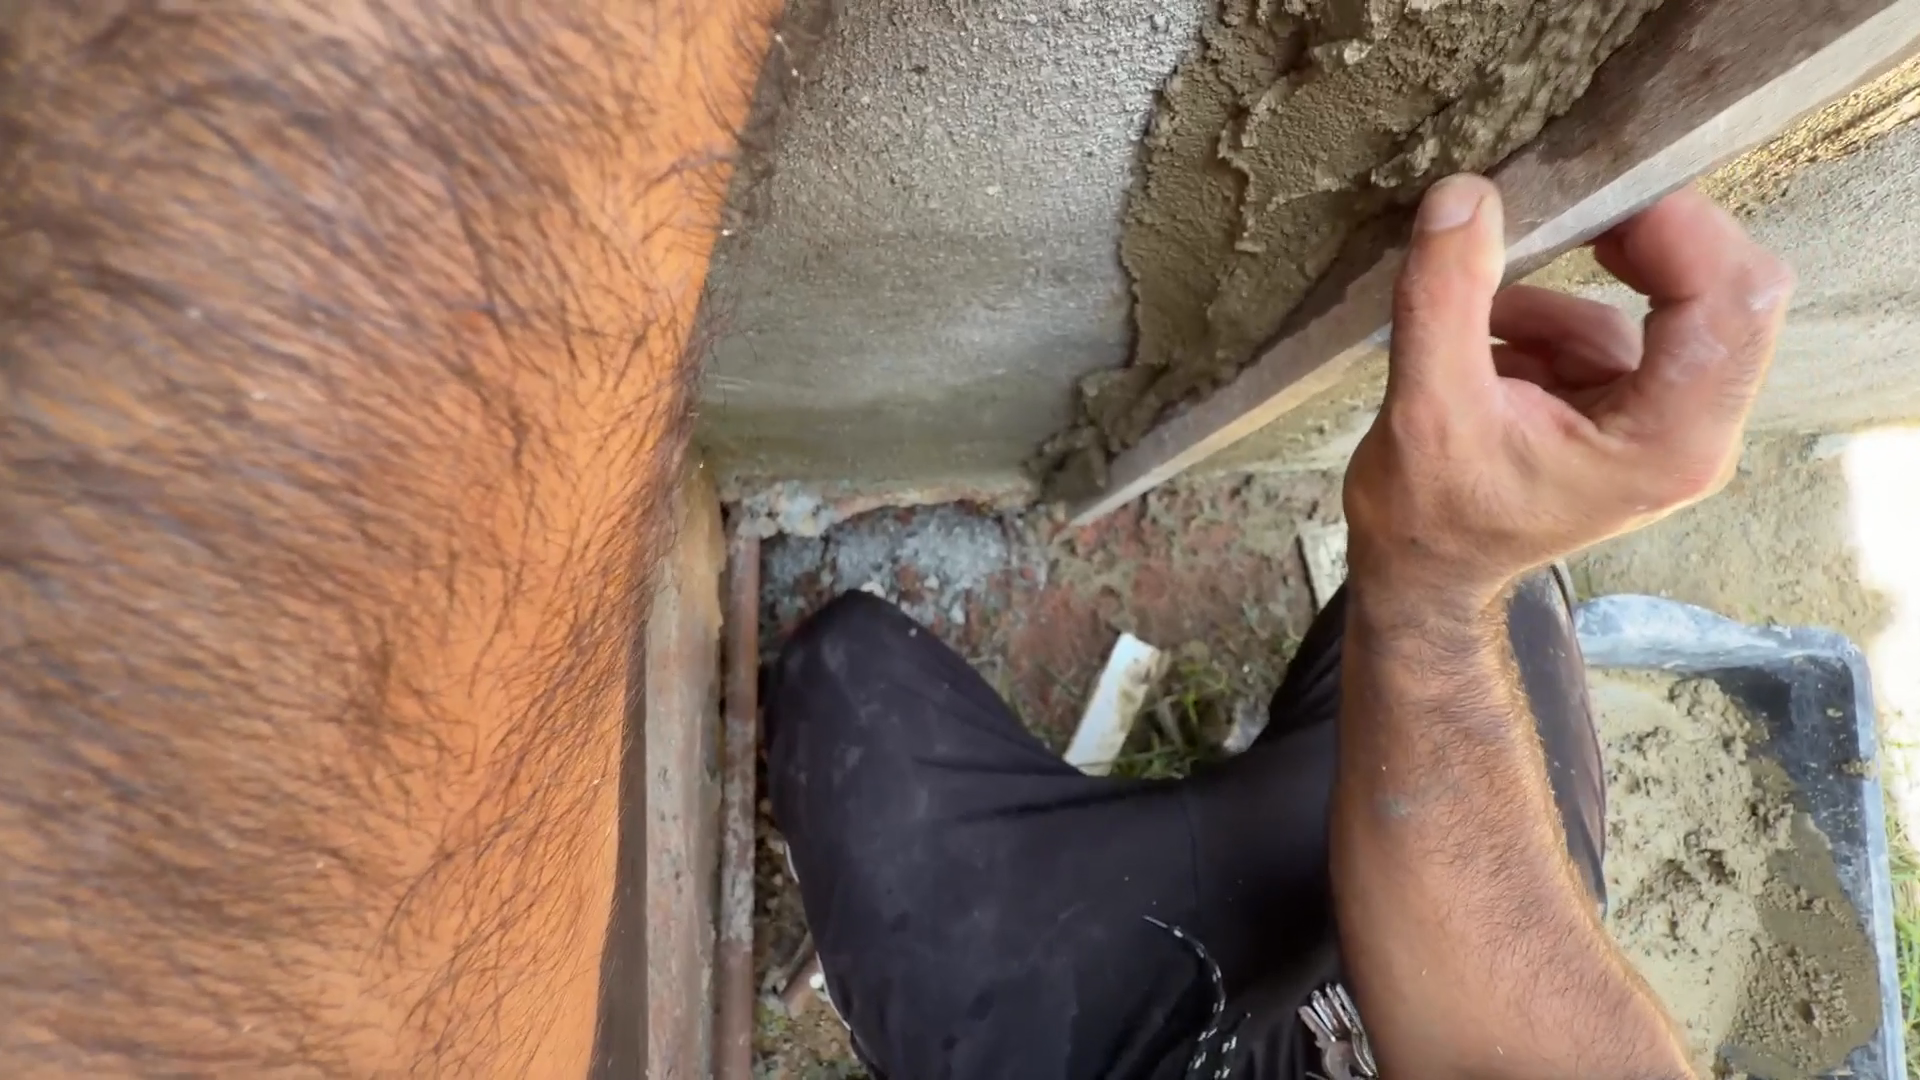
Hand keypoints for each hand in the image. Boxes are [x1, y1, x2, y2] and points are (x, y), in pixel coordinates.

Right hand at [1343, 173, 1793, 611]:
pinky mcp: (1610, 422)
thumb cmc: (1423, 516)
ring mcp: (1649, 427)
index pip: (1730, 302)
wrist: (1415, 572)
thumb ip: (1445, 300)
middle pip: (1700, 301)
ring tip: (1464, 337)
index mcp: (1667, 442)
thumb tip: (1462, 197)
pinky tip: (1474, 360)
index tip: (1596, 200)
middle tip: (1543, 232)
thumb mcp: (1424, 407)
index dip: (1678, 232)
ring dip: (1543, 309)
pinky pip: (1592, 344)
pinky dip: (1531, 334)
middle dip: (1614, 262)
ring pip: (1629, 319)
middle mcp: (1685, 433)